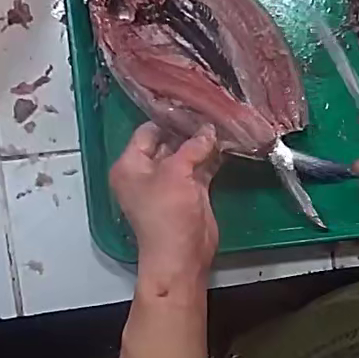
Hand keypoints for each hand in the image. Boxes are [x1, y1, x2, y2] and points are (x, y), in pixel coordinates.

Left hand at [110, 123, 219, 291]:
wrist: (182, 254)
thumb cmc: (167, 214)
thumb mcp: (175, 174)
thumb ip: (193, 147)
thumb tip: (209, 130)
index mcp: (131, 165)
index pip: (147, 132)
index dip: (168, 118)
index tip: (190, 102)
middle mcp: (148, 172)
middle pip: (169, 141)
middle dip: (190, 129)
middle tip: (212, 109)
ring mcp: (172, 183)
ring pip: (188, 154)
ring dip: (204, 143)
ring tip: (224, 122)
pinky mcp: (192, 192)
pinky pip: (202, 168)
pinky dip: (213, 158)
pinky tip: (227, 143)